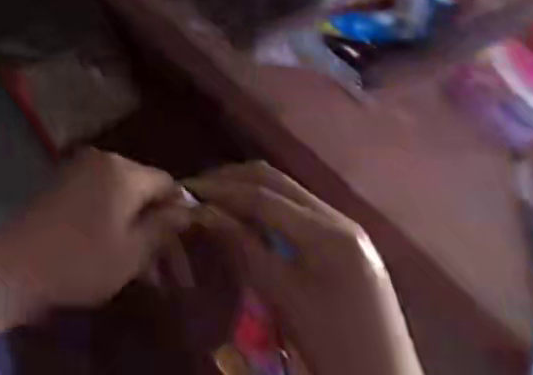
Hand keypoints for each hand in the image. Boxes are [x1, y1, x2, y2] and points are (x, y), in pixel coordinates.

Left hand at [0, 150, 191, 330]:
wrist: (15, 263)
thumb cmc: (80, 260)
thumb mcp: (131, 253)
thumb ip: (162, 226)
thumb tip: (186, 207)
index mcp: (125, 171)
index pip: (167, 180)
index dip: (178, 207)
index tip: (180, 238)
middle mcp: (104, 157)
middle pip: (142, 181)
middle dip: (152, 212)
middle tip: (157, 251)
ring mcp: (80, 164)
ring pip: (119, 186)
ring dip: (129, 212)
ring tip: (130, 248)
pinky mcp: (63, 177)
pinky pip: (98, 188)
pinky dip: (107, 208)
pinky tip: (104, 236)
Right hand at [187, 162, 421, 374]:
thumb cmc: (335, 351)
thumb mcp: (285, 301)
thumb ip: (245, 251)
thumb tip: (204, 214)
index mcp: (328, 230)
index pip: (263, 194)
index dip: (221, 190)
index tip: (186, 189)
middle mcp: (339, 217)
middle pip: (276, 182)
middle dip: (234, 180)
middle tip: (196, 188)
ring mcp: (346, 229)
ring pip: (287, 192)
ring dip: (249, 190)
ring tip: (214, 200)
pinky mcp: (346, 245)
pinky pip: (299, 212)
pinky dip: (269, 209)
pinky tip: (247, 220)